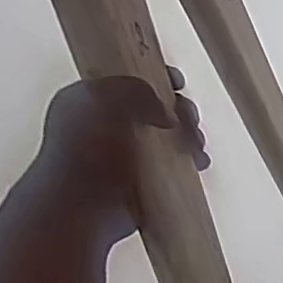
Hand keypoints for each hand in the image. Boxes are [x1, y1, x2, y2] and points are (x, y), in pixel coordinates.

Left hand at [36, 68, 207, 196]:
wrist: (84, 206)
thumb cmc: (86, 152)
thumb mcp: (102, 101)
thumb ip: (135, 91)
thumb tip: (166, 110)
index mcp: (93, 100)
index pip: (131, 79)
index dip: (156, 76)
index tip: (176, 82)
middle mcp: (111, 124)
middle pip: (158, 107)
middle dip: (181, 110)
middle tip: (190, 121)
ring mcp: (131, 153)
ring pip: (172, 135)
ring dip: (191, 136)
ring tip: (196, 146)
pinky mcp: (147, 180)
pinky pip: (177, 163)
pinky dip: (192, 160)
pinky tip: (198, 163)